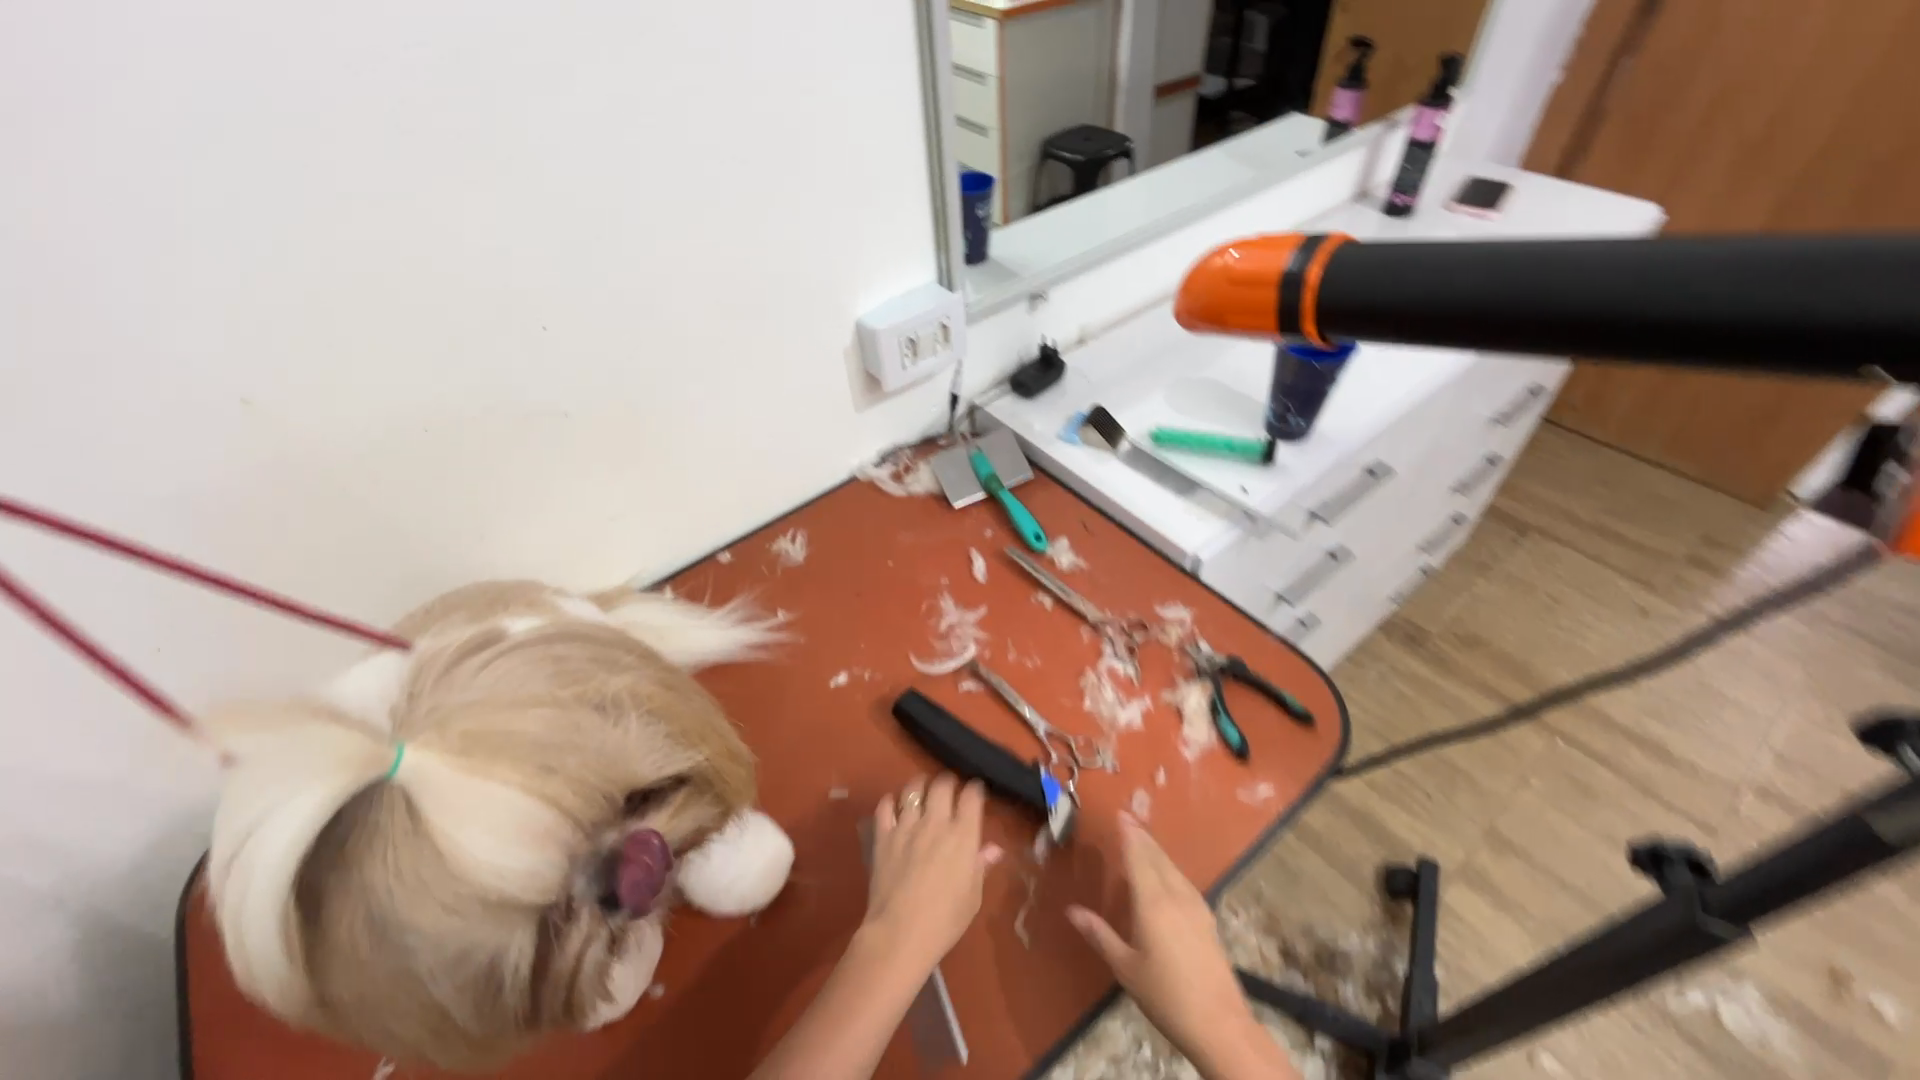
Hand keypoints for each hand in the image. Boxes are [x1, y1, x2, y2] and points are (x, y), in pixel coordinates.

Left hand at [863, 774, 1002, 969]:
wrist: (900, 932)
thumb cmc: (945, 919)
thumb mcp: (973, 896)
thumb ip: (980, 866)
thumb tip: (993, 849)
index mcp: (963, 835)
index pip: (971, 797)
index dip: (974, 789)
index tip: (975, 791)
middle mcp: (935, 823)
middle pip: (942, 785)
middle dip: (948, 781)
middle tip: (948, 789)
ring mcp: (906, 827)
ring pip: (913, 790)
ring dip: (919, 786)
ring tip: (921, 790)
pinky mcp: (883, 836)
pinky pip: (885, 807)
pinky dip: (890, 802)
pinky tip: (894, 806)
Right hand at [1067, 813, 1260, 1064]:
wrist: (1219, 1023)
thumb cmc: (1165, 995)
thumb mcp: (1125, 967)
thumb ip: (1100, 935)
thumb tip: (1072, 911)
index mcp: (1153, 903)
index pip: (1139, 858)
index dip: (1129, 835)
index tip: (1121, 814)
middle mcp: (1176, 896)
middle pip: (1158, 858)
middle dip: (1142, 837)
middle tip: (1128, 818)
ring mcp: (1196, 907)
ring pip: (1173, 869)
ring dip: (1157, 851)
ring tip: (1143, 840)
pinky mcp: (1207, 920)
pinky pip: (1183, 882)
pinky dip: (1169, 869)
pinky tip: (1166, 876)